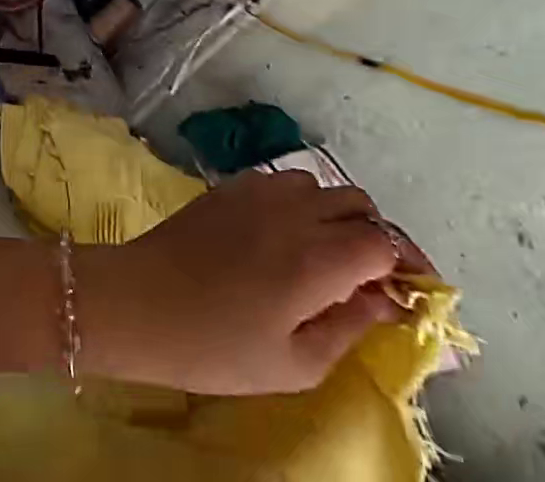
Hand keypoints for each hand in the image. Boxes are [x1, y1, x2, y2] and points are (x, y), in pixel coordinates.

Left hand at [77, 170, 411, 395]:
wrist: (138, 302)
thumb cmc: (215, 346)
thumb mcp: (295, 362)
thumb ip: (352, 326)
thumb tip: (388, 300)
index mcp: (318, 257)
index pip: (385, 243)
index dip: (405, 266)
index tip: (406, 293)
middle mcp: (294, 210)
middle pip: (359, 203)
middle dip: (376, 235)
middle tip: (369, 275)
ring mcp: (259, 190)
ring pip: (320, 185)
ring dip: (335, 214)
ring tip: (325, 252)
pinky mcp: (230, 185)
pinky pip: (282, 181)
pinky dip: (299, 202)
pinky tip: (282, 235)